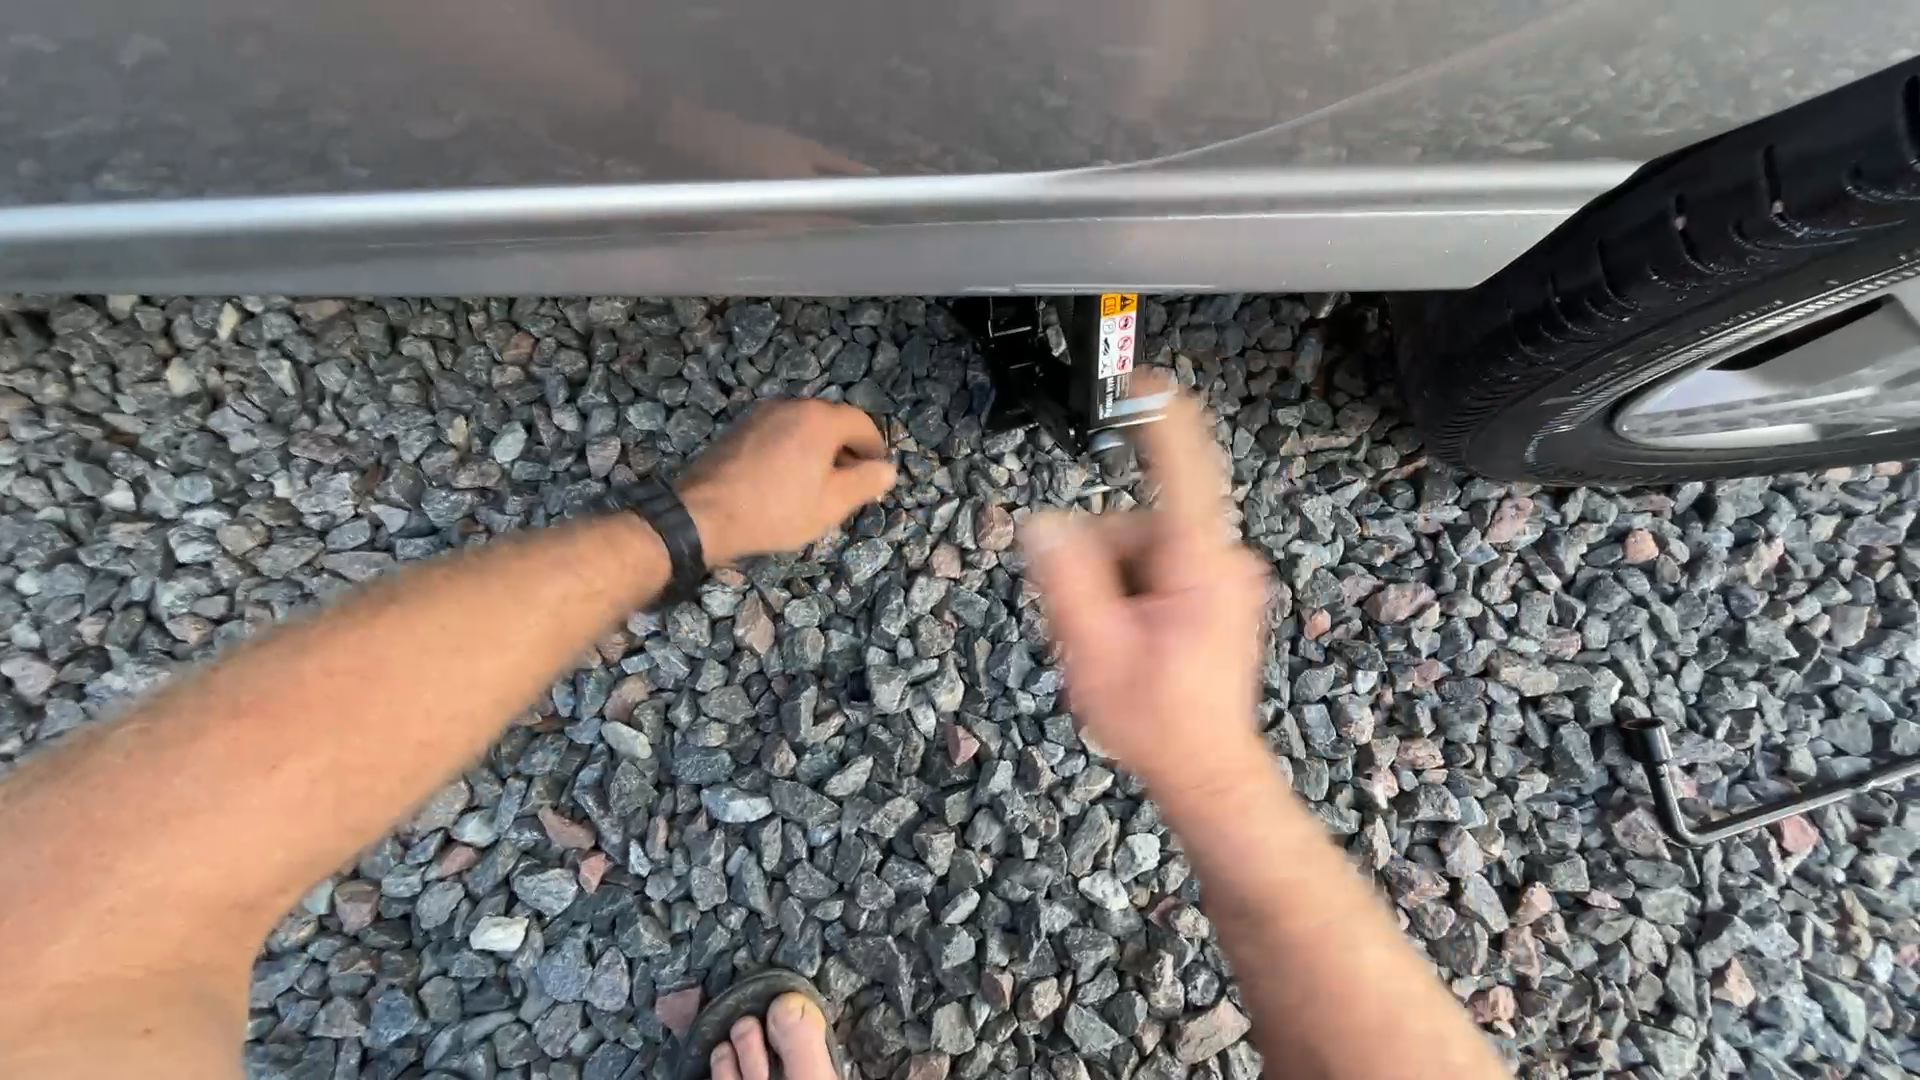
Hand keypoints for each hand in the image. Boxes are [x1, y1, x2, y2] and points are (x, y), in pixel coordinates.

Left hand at [678, 400, 897, 562]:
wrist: (703, 515)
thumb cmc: (777, 510)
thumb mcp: (832, 504)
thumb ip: (866, 482)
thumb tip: (887, 469)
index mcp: (819, 419)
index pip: (861, 424)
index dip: (875, 448)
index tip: (875, 473)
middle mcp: (791, 406)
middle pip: (831, 422)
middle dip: (846, 449)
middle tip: (849, 484)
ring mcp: (761, 414)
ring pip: (803, 427)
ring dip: (818, 450)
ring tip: (817, 485)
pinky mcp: (739, 428)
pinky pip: (779, 433)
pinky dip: (793, 450)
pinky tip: (786, 480)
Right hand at [1022, 379, 1271, 808]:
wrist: (1206, 768)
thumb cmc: (1160, 721)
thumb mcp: (1095, 652)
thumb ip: (1065, 580)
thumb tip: (1042, 526)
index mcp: (1199, 566)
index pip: (1184, 470)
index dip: (1161, 420)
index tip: (1142, 382)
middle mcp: (1221, 562)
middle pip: (1135, 523)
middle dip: (1098, 565)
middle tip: (1092, 625)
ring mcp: (1222, 577)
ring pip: (1140, 547)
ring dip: (1111, 585)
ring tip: (1113, 643)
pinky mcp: (1215, 590)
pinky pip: (1155, 567)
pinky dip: (1130, 593)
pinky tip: (1129, 638)